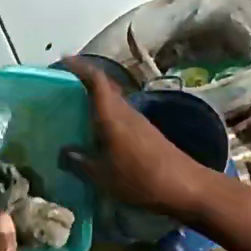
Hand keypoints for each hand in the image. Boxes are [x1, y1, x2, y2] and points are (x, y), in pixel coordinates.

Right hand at [60, 56, 217, 218]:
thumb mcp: (101, 175)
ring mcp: (138, 122)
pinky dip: (105, 115)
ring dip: (95, 99)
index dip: (80, 67)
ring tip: (74, 109)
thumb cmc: (140, 178)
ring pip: (113, 102)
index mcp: (111, 116)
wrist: (189, 189)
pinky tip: (97, 132)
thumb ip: (79, 161)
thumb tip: (63, 151)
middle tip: (61, 86)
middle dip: (84, 82)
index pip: (96, 80)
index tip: (63, 61)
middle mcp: (126, 112)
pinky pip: (120, 116)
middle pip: (105, 87)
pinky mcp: (147, 134)